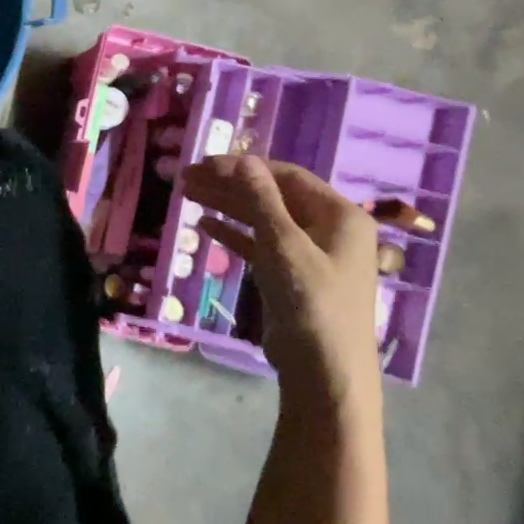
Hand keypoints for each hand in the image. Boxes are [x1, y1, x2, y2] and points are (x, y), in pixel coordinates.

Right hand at [183, 154, 381, 411]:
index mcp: (339, 215)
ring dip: (226, 204)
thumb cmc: (310, 301)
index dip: (243, 167)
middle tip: (184, 177)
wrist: (323, 363)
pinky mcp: (289, 273)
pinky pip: (258, 242)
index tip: (200, 164)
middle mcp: (328, 228)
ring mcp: (310, 252)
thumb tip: (242, 160)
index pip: (286, 177)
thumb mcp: (284, 246)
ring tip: (186, 194)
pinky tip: (204, 225)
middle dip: (229, 183)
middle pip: (272, 195)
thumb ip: (262, 202)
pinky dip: (232, 231)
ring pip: (262, 217)